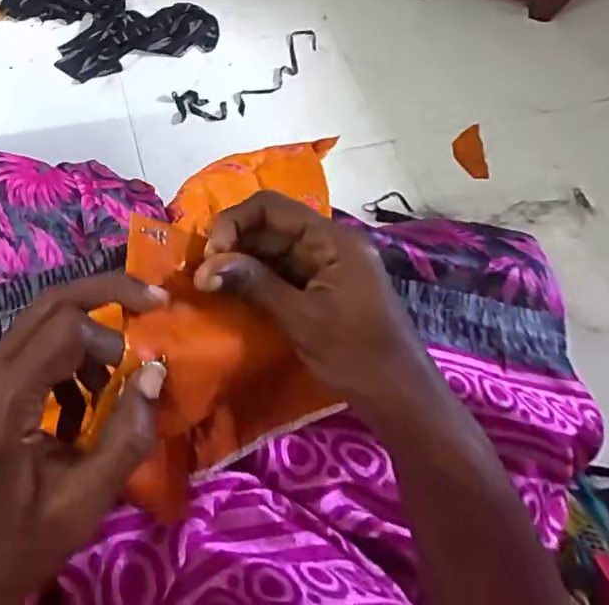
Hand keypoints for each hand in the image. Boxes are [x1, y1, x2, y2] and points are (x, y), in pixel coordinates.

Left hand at [0, 274, 169, 603]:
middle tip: (154, 301)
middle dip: (106, 294)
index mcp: (6, 399)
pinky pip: (38, 342)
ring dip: (89, 333)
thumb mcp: (85, 501)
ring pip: (45, 317)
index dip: (111, 334)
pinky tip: (86, 404)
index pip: (63, 327)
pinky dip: (71, 356)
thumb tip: (155, 373)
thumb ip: (125, 437)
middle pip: (51, 302)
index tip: (147, 361)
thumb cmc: (25, 540)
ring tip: (118, 380)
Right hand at [194, 191, 426, 403]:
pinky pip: (281, 268)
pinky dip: (256, 275)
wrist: (404, 401)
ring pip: (272, 247)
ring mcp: (326, 263)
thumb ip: (254, 284)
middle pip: (269, 224)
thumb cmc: (357, 356)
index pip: (271, 207)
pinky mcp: (322, 284)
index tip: (211, 253)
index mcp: (331, 239)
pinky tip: (234, 289)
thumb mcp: (301, 319)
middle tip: (204, 272)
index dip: (234, 222)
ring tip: (212, 281)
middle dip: (233, 242)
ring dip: (240, 259)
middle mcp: (328, 242)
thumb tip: (205, 265)